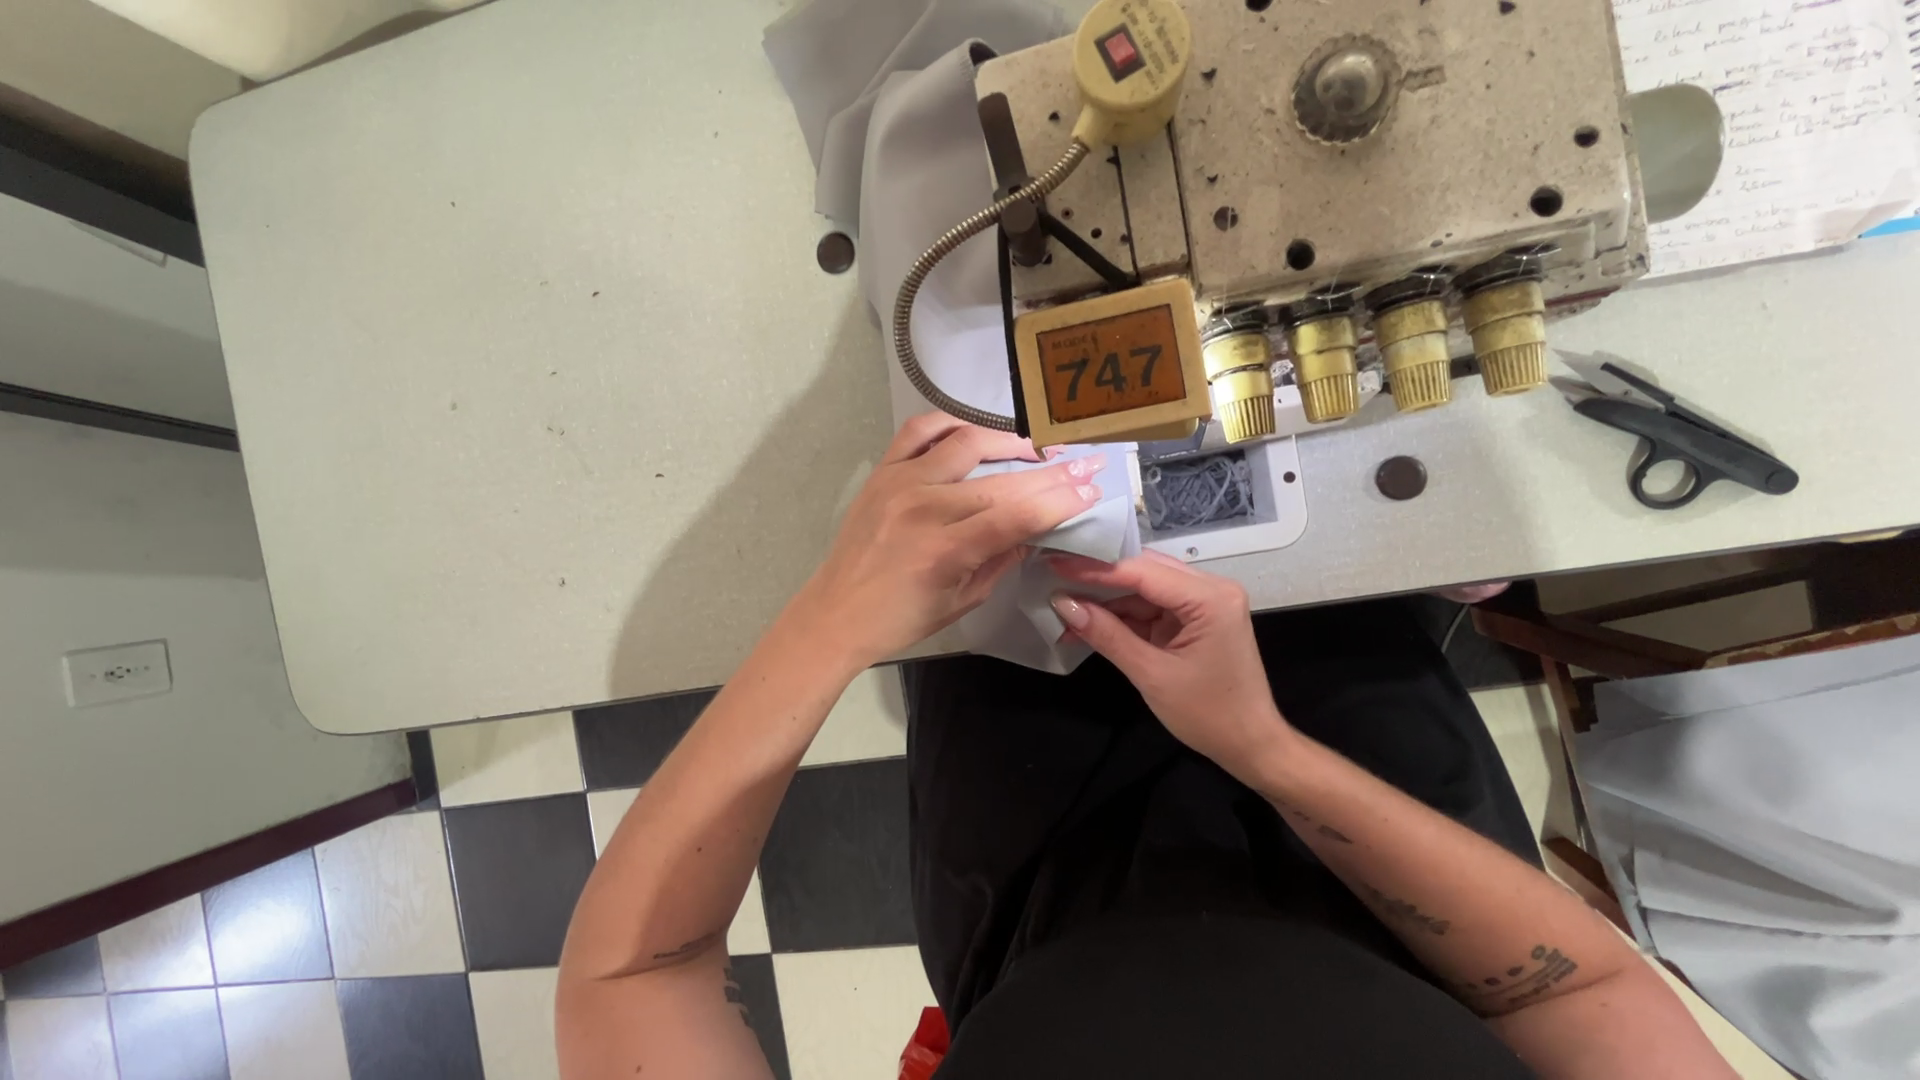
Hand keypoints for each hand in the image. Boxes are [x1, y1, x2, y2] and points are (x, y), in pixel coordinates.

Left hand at [788, 414, 1104, 666]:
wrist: (835, 613)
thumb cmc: (900, 619)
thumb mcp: (961, 602)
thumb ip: (1000, 561)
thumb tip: (1034, 531)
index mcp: (946, 549)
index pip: (1018, 515)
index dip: (1060, 500)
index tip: (1091, 488)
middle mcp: (925, 507)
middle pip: (1002, 480)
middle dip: (1050, 473)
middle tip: (1082, 463)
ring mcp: (900, 482)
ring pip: (967, 443)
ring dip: (1008, 442)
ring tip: (1034, 449)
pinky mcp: (882, 471)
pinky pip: (919, 431)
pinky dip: (951, 425)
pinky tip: (974, 434)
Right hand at [1050, 553, 1294, 778]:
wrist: (1249, 744)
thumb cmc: (1208, 714)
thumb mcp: (1151, 674)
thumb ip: (1107, 635)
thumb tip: (1063, 604)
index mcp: (1210, 598)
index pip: (1143, 571)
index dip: (1095, 568)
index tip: (1054, 563)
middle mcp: (1211, 589)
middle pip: (1144, 571)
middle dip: (1098, 577)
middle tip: (1052, 574)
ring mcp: (1203, 603)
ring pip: (1144, 588)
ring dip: (1105, 599)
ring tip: (1062, 604)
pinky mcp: (1194, 618)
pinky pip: (1151, 606)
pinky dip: (1120, 615)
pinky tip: (1087, 621)